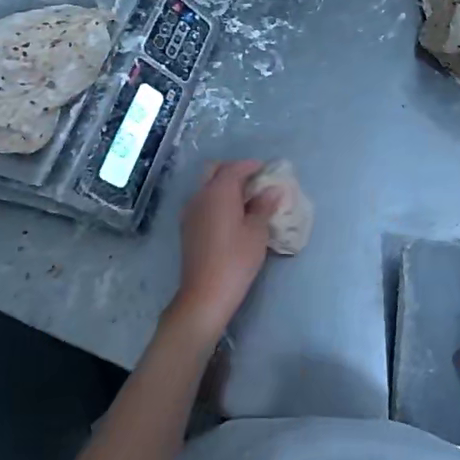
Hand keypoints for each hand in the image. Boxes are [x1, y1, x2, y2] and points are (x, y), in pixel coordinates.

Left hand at [170, 161, 282, 336]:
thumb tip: (272, 190)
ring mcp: (190, 211)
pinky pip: (202, 201)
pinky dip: (216, 199)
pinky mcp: (187, 227)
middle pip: (214, 170)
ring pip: (206, 185)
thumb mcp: (257, 231)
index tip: (267, 170)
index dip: (252, 166)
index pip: (235, 168)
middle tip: (254, 181)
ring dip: (224, 185)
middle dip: (234, 170)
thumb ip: (264, 206)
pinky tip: (231, 215)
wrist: (205, 294)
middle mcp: (200, 196)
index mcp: (218, 192)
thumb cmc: (236, 259)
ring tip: (246, 199)